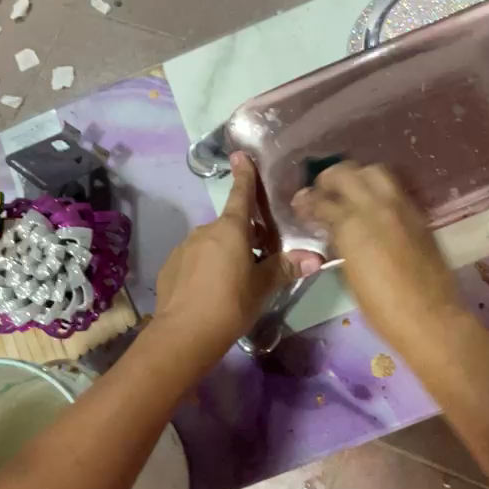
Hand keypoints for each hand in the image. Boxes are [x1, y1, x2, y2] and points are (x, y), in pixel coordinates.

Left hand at [151, 153, 292, 356]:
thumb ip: (285, 268)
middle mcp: (205, 230)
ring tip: (233, 282)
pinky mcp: (171, 266)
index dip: (244, 175)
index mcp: (231, 229)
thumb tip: (316, 259)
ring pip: (211, 244)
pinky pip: (193, 261)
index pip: (241, 194)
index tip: (241, 155)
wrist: (183, 333)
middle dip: (244, 236)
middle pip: (230, 226)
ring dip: (223, 254)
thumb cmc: (230, 304)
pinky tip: (210, 291)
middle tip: (258, 258)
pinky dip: (204, 269)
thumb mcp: (263, 287)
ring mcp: (184, 247)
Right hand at [291, 163, 462, 337]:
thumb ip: (339, 241)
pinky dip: (378, 189)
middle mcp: (376, 207)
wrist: (430, 319)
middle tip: (321, 190)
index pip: (323, 201)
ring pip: (374, 172)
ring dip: (357, 176)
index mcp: (352, 225)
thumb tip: (332, 229)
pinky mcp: (419, 215)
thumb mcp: (349, 273)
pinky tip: (372, 204)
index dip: (307, 201)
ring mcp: (401, 208)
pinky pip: (394, 189)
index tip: (299, 203)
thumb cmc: (382, 307)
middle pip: (347, 173)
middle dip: (329, 179)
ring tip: (348, 191)